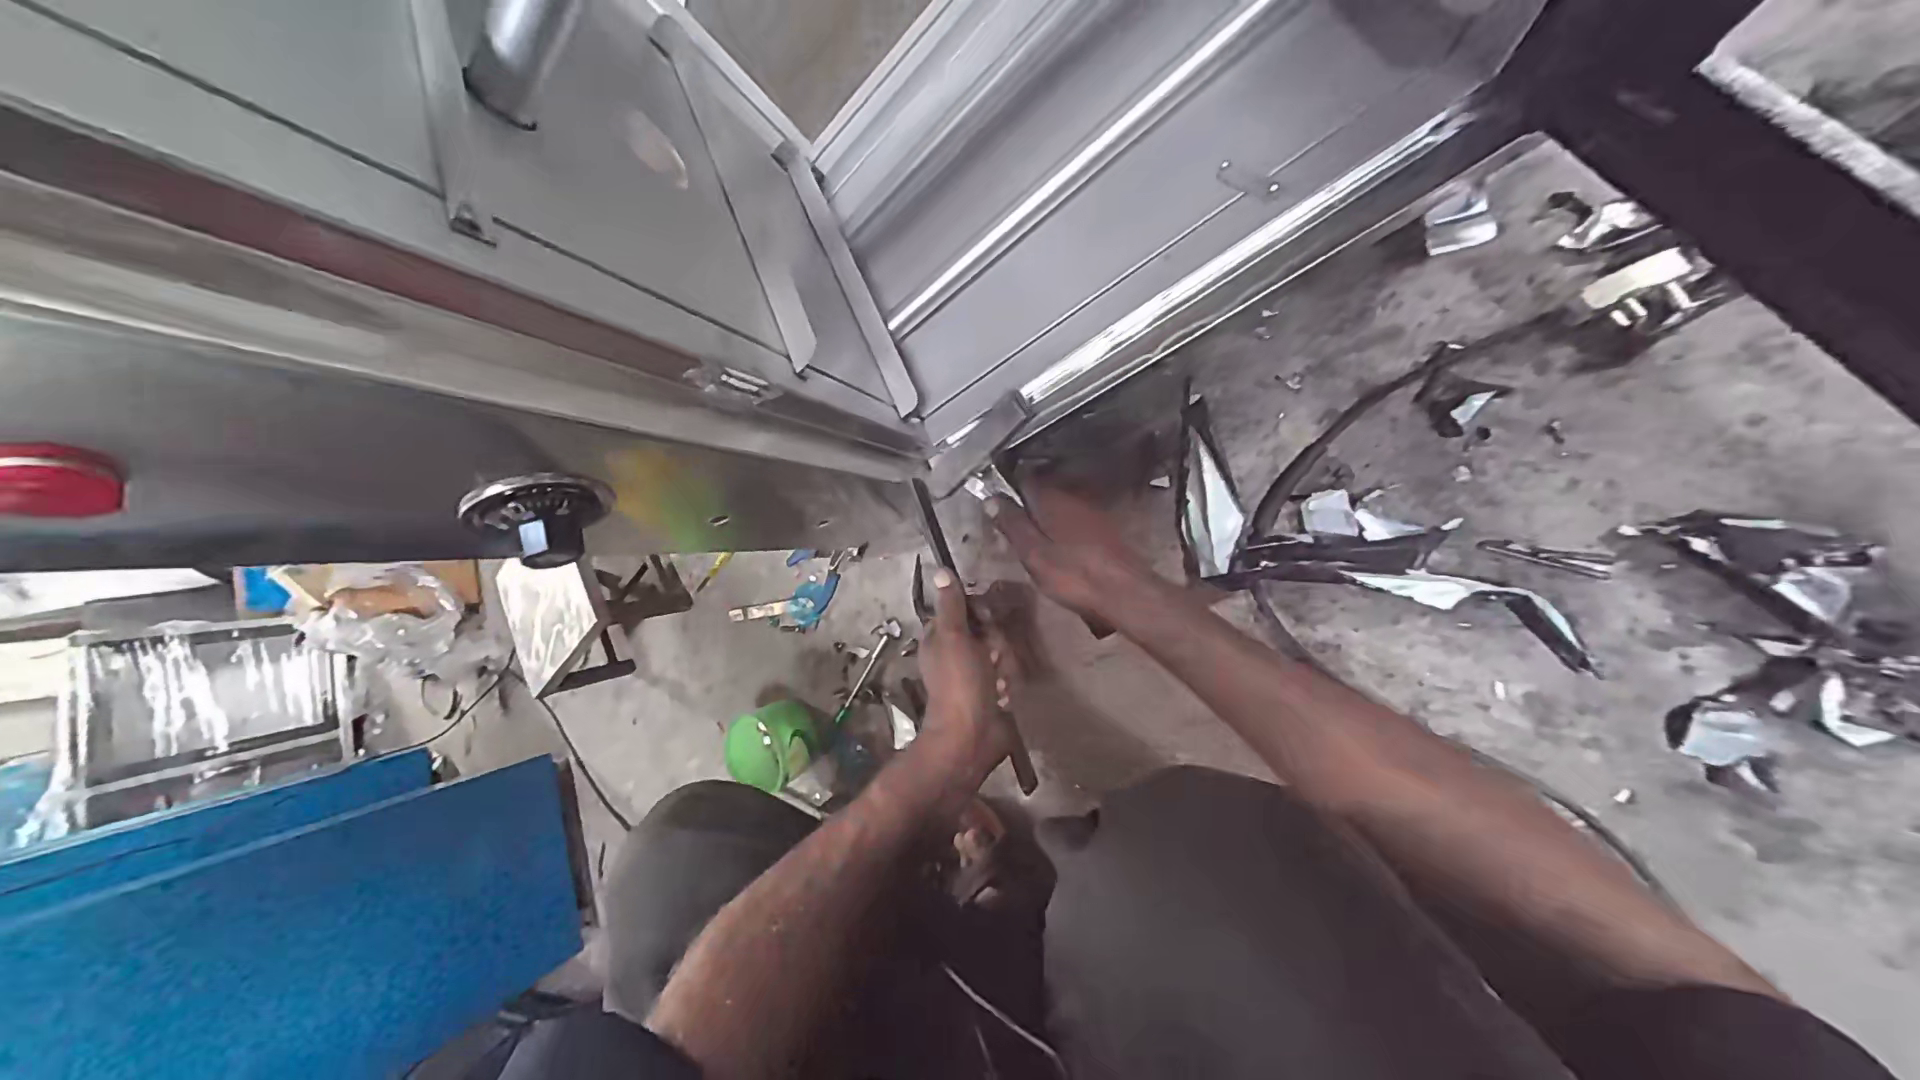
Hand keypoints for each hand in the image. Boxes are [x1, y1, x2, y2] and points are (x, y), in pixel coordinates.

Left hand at [914, 568, 1014, 786]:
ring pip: (1002, 653)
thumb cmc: (959, 683)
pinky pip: (1008, 676)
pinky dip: (1008, 686)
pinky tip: (1003, 696)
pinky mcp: (992, 693)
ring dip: (1004, 667)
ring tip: (998, 684)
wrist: (972, 736)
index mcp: (939, 639)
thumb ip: (951, 604)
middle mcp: (956, 654)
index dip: (979, 614)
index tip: (986, 624)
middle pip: (988, 631)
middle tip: (991, 660)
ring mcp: (974, 675)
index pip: (965, 610)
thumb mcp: (953, 637)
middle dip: (996, 645)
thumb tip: (940, 570)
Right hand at [987, 483, 1161, 622]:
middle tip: (1009, 530)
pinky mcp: (1104, 531)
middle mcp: (1072, 498)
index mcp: (1051, 499)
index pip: (1023, 478)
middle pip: (1042, 493)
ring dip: (1044, 520)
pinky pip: (1073, 523)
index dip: (1006, 489)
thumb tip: (991, 498)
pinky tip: (1057, 550)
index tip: (995, 506)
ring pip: (1059, 509)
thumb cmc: (1074, 575)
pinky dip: (1061, 531)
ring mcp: (1092, 513)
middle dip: (1025, 506)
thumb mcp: (1033, 553)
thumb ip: (1012, 524)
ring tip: (1031, 543)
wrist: (1125, 593)